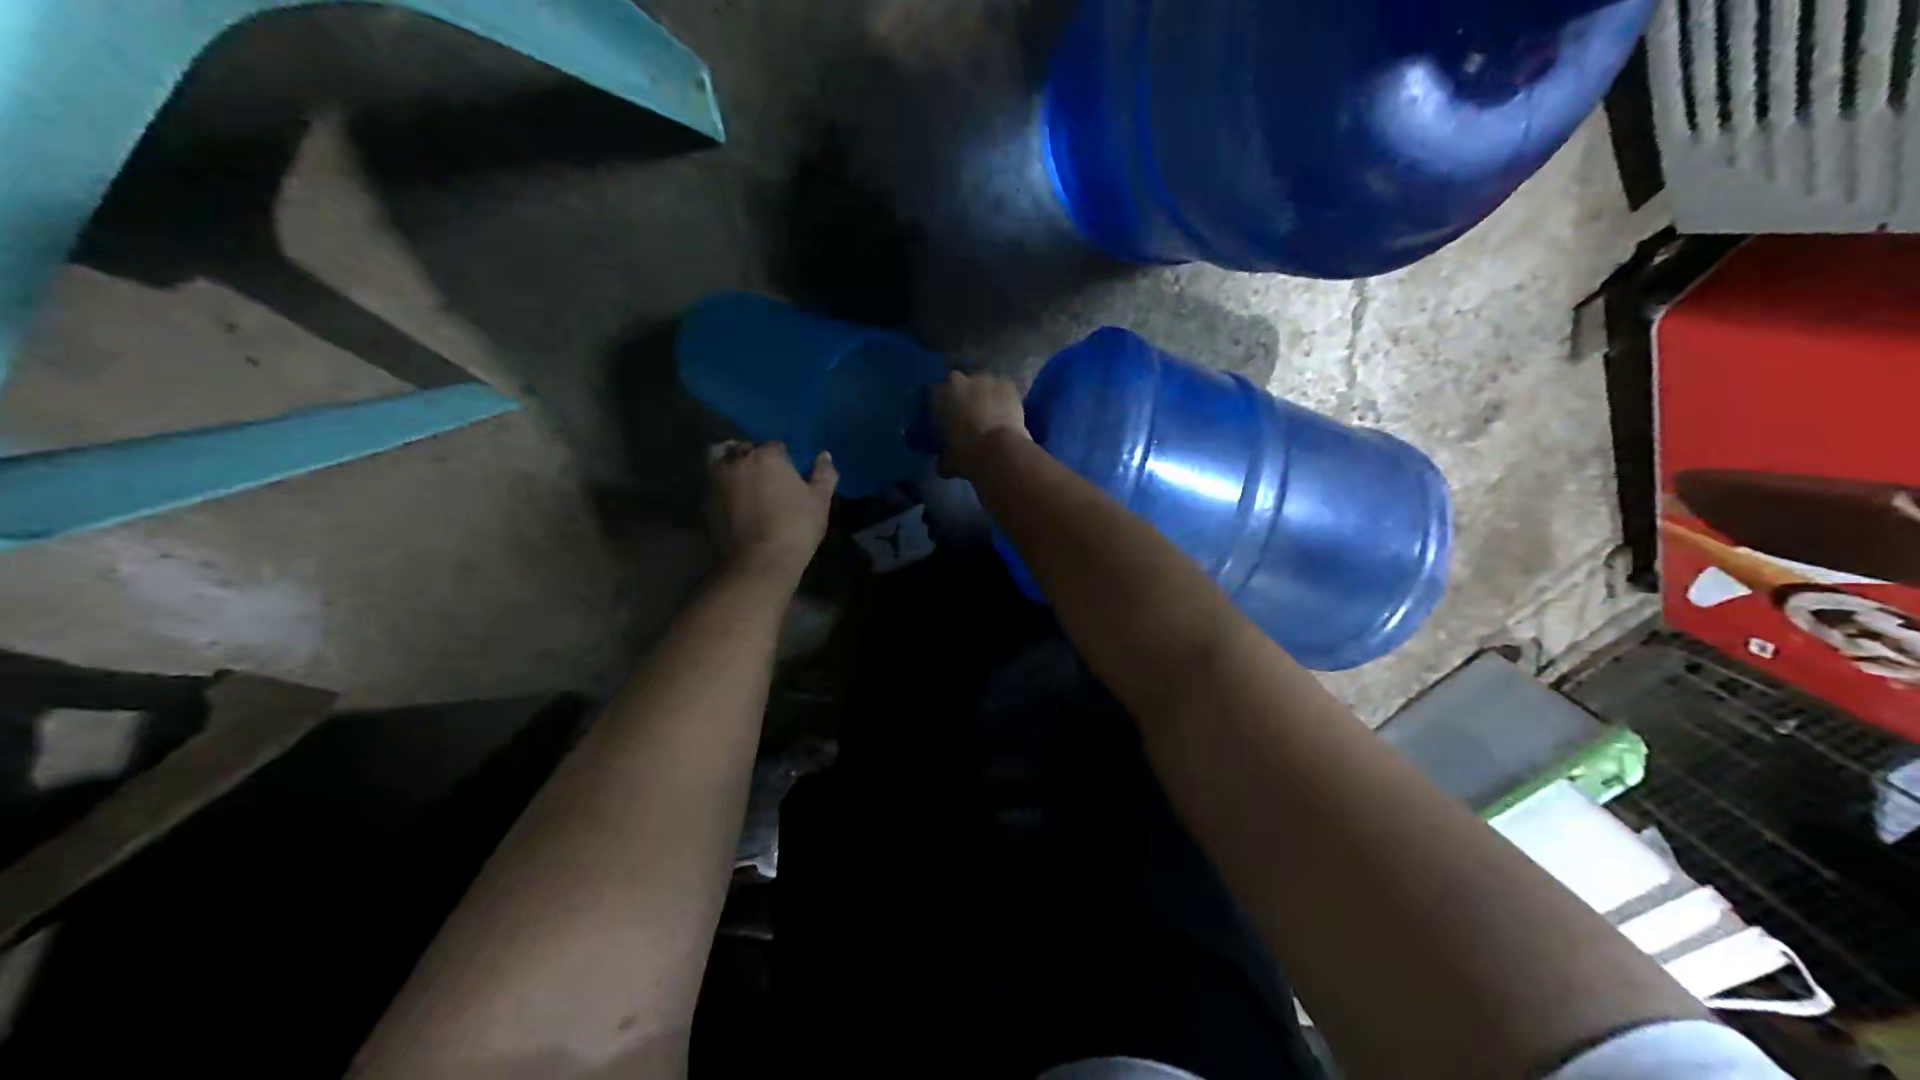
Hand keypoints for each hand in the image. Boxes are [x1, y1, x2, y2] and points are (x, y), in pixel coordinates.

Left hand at [707, 441, 836, 583]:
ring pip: (720, 459)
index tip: (789, 476)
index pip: (776, 446)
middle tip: (767, 479)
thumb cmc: (795, 528)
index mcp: (767, 455)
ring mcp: (715, 479)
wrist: (758, 563)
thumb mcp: (819, 501)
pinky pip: (713, 483)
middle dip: (755, 458)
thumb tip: (824, 455)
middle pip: (745, 448)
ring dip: (731, 464)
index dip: (784, 459)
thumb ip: (824, 474)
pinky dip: (721, 486)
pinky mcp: (704, 501)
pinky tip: (733, 503)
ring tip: (744, 482)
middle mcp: (737, 460)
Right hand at [931, 371, 1028, 474]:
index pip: (935, 394)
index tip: (947, 418)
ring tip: (991, 413)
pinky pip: (1004, 390)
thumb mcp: (948, 462)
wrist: (997, 450)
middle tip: (969, 413)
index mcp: (939, 396)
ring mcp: (985, 380)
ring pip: (983, 384)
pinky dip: (1005, 399)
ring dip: (985, 394)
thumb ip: (944, 459)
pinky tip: (1007, 413)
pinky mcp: (1008, 385)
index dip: (942, 406)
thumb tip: (943, 466)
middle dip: (964, 395)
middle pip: (959, 383)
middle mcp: (959, 381)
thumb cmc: (965, 454)